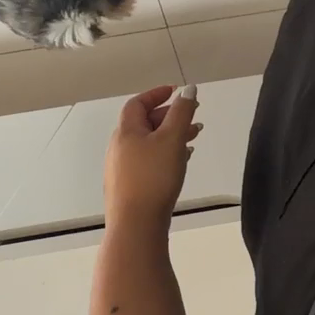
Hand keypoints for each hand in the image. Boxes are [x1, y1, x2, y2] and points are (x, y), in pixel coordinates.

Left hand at [103, 84, 202, 232]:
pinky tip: (182, 160)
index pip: (137, 104)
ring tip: (194, 136)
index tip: (177, 91)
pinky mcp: (129, 186)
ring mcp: (122, 169)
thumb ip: (182, 112)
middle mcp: (119, 148)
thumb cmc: (154, 176)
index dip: (157, 94)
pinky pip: (149, 159)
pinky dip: (165, 152)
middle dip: (170, 115)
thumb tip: (188, 89)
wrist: (136, 225)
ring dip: (171, 134)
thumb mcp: (172, 138)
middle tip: (193, 115)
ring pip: (149, 142)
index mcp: (126, 132)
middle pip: (144, 122)